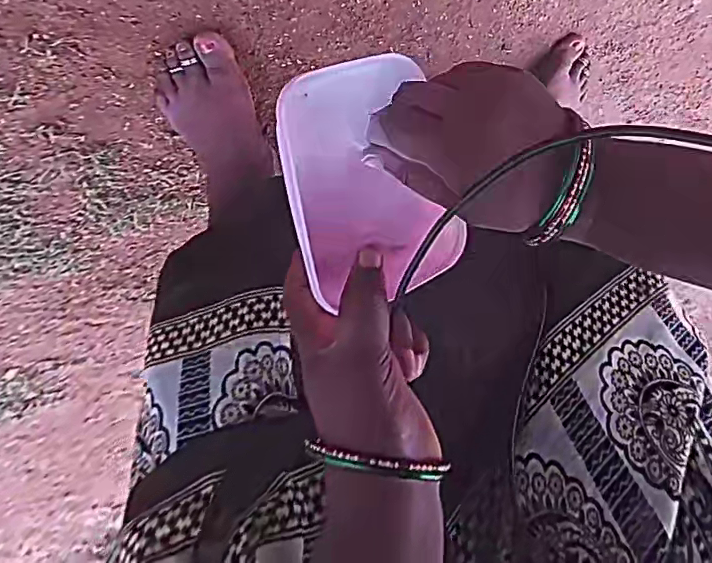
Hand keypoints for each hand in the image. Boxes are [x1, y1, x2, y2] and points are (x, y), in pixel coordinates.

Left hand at [284, 248, 439, 460]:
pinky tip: (411, 367)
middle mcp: (336, 344)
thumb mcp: (360, 347)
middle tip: (385, 298)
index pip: (299, 288)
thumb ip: (364, 298)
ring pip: (382, 316)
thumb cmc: (363, 416)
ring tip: (399, 353)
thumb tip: (366, 256)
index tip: (324, 238)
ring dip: (397, 327)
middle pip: (349, 297)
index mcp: (314, 336)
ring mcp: (364, 358)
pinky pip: (403, 340)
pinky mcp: (390, 372)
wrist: (395, 472)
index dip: (307, 263)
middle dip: (373, 296)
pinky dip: (411, 347)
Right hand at [367, 61, 574, 235]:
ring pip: (436, 80)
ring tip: (449, 118)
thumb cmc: (512, 199)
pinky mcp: (506, 75)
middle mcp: (461, 110)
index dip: (385, 127)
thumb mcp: (457, 202)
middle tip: (414, 125)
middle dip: (404, 109)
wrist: (571, 178)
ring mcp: (485, 88)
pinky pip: (466, 72)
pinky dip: (459, 86)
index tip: (387, 133)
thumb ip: (411, 174)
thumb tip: (377, 154)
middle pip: (410, 94)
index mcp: (446, 148)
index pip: (394, 122)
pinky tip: (469, 105)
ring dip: (433, 98)